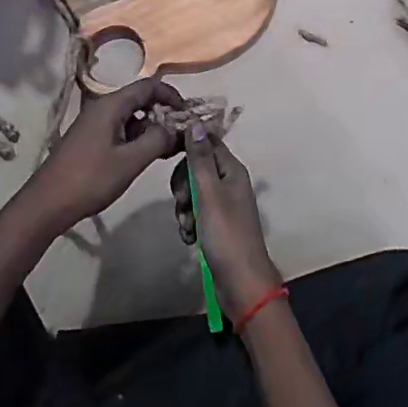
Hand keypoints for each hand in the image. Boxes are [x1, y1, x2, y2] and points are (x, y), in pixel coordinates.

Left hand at [21, 78, 184, 230]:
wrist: (47, 204)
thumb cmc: (90, 179)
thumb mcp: (130, 161)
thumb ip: (157, 140)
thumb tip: (175, 128)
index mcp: (111, 105)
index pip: (149, 86)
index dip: (172, 95)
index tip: (188, 114)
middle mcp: (103, 107)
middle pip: (141, 99)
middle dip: (164, 113)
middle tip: (182, 135)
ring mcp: (95, 123)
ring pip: (132, 116)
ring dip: (152, 128)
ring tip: (169, 149)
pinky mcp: (92, 139)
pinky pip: (122, 129)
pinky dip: (138, 137)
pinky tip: (147, 156)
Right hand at [172, 126, 280, 313]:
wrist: (240, 282)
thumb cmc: (226, 234)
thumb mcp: (209, 194)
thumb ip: (200, 159)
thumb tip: (196, 123)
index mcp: (232, 170)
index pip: (208, 141)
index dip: (188, 144)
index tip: (166, 153)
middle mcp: (229, 182)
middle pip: (196, 167)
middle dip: (183, 183)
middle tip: (181, 201)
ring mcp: (223, 204)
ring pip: (193, 191)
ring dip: (184, 207)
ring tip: (187, 225)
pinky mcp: (216, 224)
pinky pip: (195, 213)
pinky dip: (189, 223)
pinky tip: (190, 237)